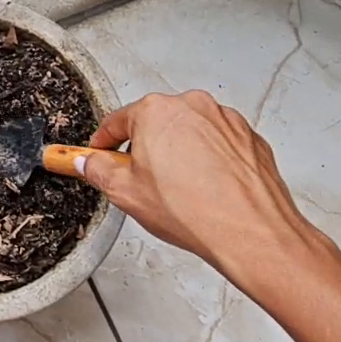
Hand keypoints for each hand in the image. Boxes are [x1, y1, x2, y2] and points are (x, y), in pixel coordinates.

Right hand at [77, 91, 340, 291]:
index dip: (103, 142)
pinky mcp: (249, 138)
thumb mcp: (125, 193)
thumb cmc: (195, 212)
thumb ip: (97, 170)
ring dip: (178, 153)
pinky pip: (217, 144)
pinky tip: (204, 189)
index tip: (100, 153)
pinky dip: (208, 160)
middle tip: (141, 179)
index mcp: (155, 111)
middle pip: (154, 123)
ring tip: (178, 190)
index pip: (116, 122)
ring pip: (188, 132)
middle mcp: (192, 107)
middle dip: (144, 148)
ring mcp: (225, 121)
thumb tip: (88, 162)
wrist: (252, 234)